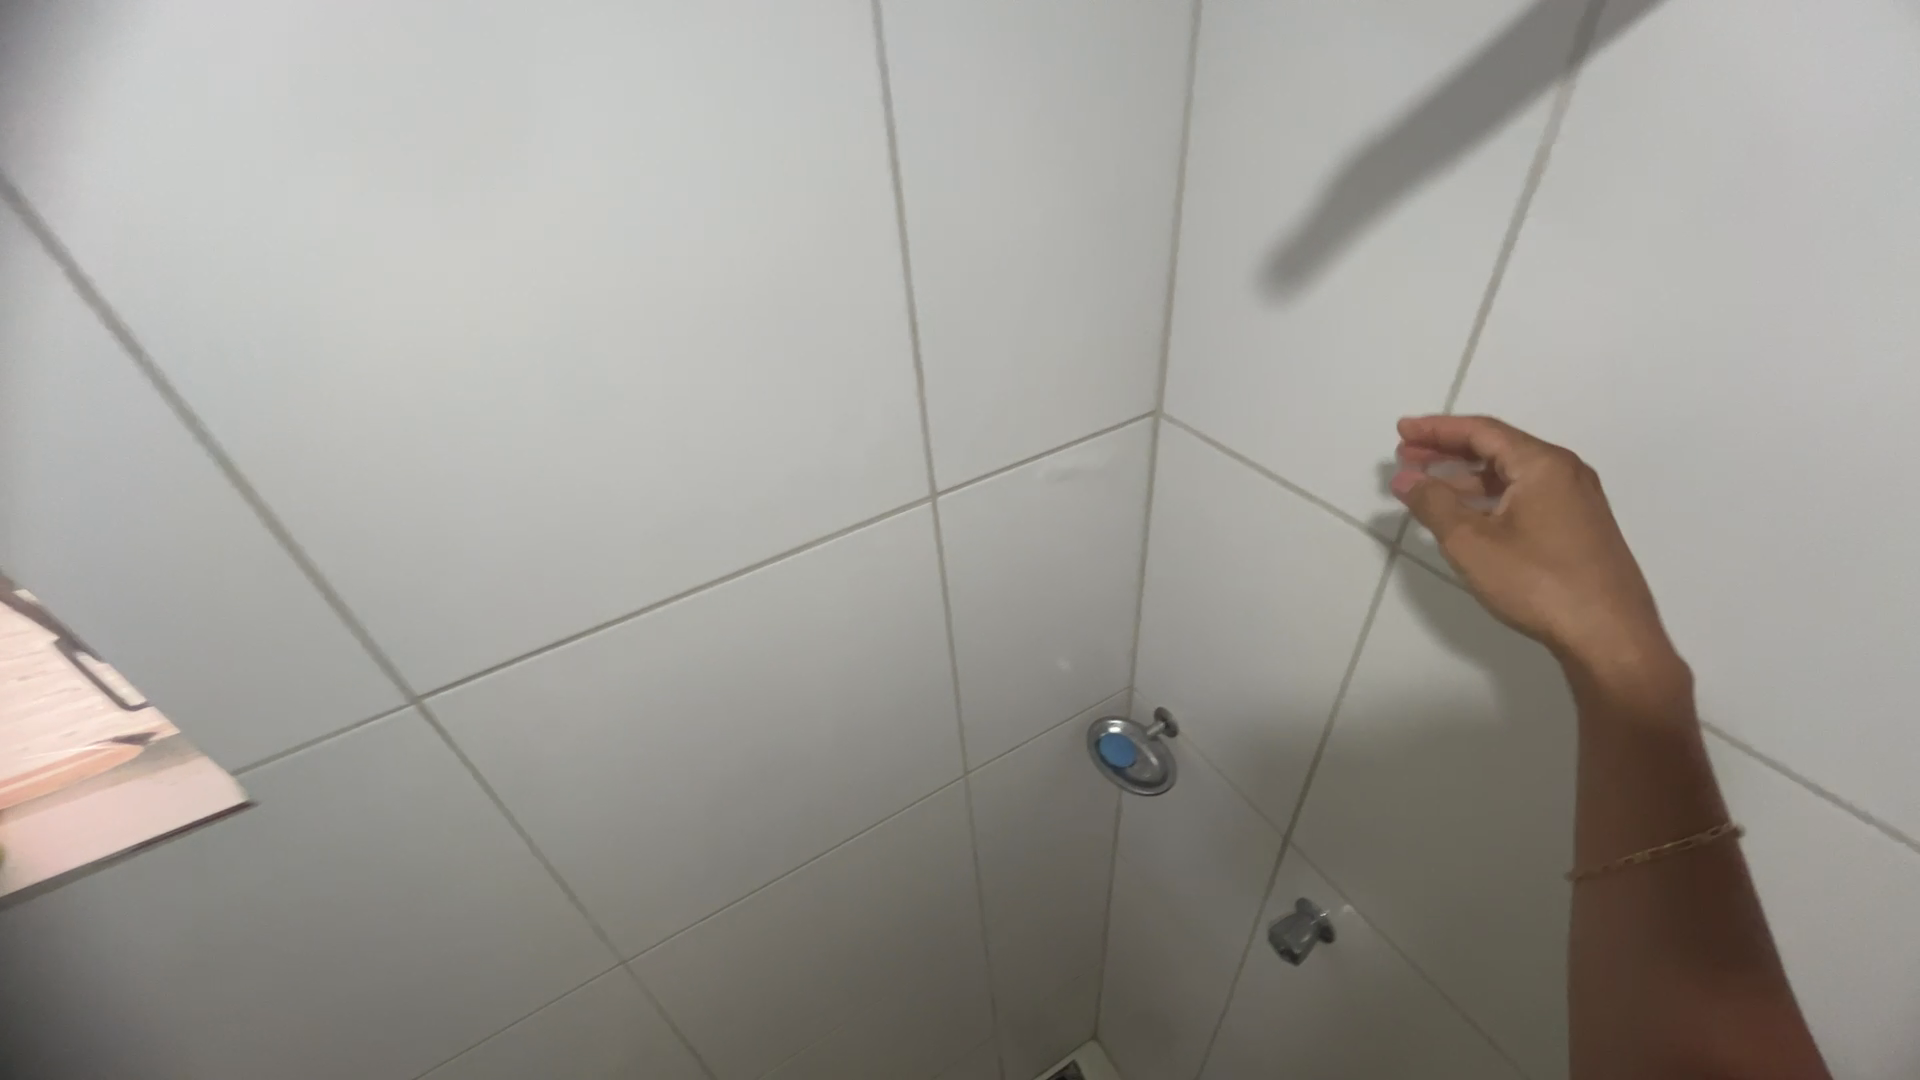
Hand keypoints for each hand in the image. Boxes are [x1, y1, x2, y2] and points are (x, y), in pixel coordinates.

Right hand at [1390, 416, 1680, 690]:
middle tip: (1406, 454)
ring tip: (1426, 484)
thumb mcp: (1470, 542)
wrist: (1608, 636)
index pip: (1482, 431)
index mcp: (1543, 466)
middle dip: (1448, 449)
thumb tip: (1404, 477)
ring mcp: (1575, 502)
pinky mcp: (1576, 528)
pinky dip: (1487, 495)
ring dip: (1465, 475)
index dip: (1437, 429)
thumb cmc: (1536, 581)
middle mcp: (1564, 474)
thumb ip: (1433, 504)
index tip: (1401, 430)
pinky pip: (1522, 495)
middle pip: (1497, 448)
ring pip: (1510, 474)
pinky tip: (1464, 513)